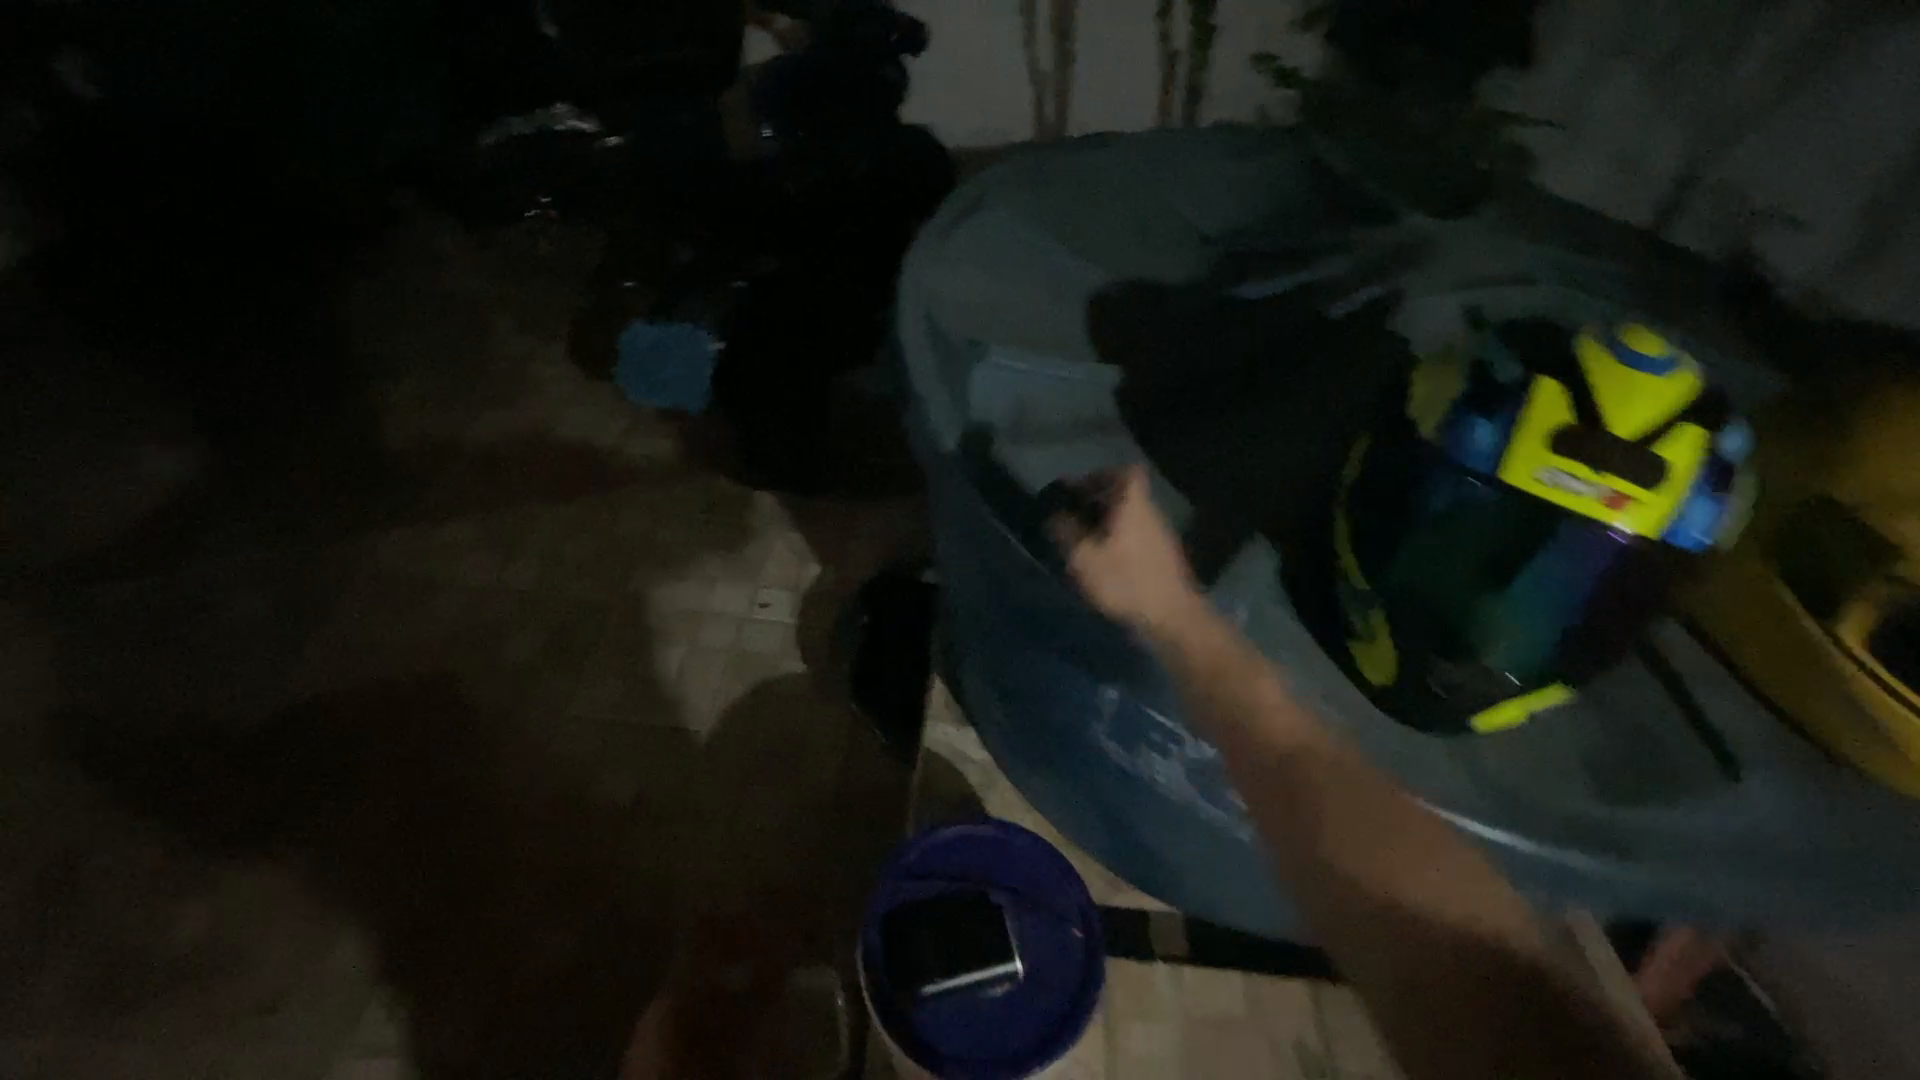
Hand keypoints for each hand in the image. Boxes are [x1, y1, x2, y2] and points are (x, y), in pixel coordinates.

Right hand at [1048, 465, 1204, 635]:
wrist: (1172, 619)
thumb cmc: (1124, 581)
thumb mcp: (1084, 557)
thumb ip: (1066, 531)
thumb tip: (1055, 515)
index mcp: (1134, 505)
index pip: (1126, 471)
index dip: (1102, 474)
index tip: (1080, 490)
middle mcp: (1151, 514)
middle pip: (1126, 496)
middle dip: (1098, 503)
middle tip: (1073, 519)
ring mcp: (1160, 538)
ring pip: (1131, 519)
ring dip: (1107, 526)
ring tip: (1083, 545)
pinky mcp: (1163, 561)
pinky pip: (1136, 539)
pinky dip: (1118, 544)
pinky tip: (1102, 566)